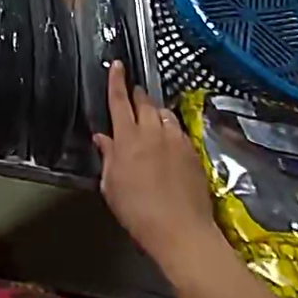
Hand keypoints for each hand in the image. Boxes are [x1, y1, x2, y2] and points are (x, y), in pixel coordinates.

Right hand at [95, 62, 223, 263]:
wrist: (181, 231)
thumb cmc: (137, 210)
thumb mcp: (111, 185)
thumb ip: (108, 157)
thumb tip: (103, 139)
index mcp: (127, 138)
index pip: (120, 101)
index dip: (116, 81)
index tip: (116, 65)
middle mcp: (153, 133)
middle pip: (145, 103)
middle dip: (138, 94)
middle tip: (133, 92)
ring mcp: (177, 142)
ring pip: (165, 114)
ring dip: (156, 111)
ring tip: (151, 115)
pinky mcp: (194, 154)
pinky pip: (180, 132)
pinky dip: (171, 129)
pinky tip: (169, 139)